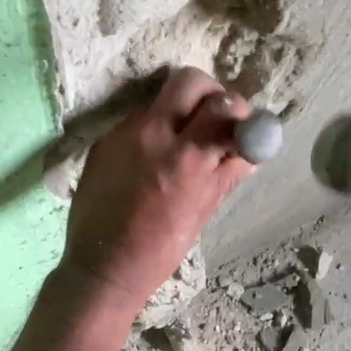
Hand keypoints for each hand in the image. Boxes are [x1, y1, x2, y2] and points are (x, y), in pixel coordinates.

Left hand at [62, 67, 256, 311]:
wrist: (101, 270)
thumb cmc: (157, 254)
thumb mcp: (199, 216)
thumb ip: (223, 176)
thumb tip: (248, 154)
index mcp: (185, 160)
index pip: (223, 106)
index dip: (240, 112)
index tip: (242, 126)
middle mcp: (153, 135)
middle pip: (189, 81)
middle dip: (208, 94)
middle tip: (214, 119)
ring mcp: (123, 135)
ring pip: (159, 99)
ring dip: (178, 112)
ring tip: (181, 145)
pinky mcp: (103, 142)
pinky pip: (135, 122)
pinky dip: (152, 132)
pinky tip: (150, 163)